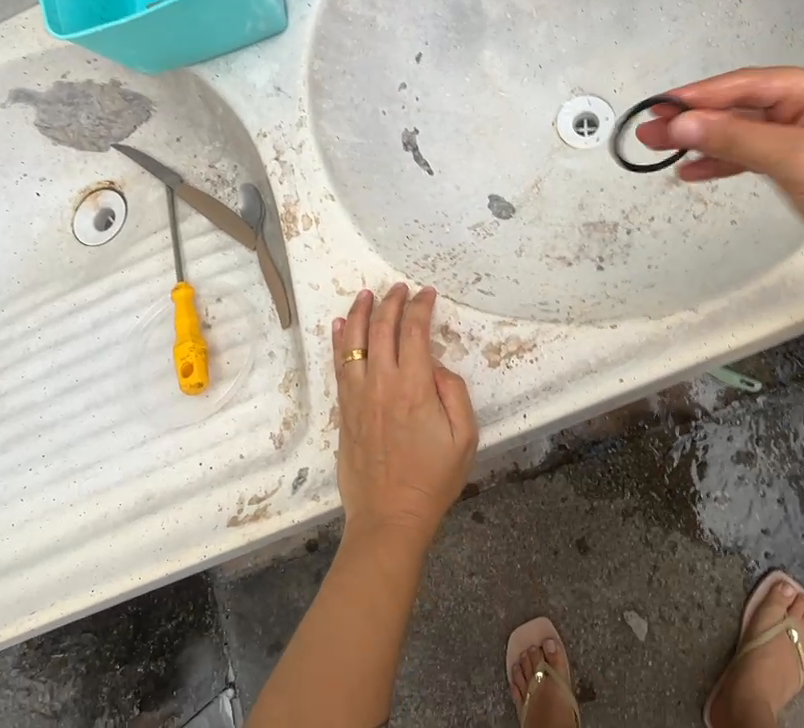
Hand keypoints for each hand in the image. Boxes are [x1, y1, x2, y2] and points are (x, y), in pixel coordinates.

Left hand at [332, 284, 478, 547]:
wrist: (389, 516)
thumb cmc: (432, 479)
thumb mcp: (464, 437)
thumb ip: (454, 393)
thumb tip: (436, 366)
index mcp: (414, 387)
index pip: (414, 331)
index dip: (420, 307)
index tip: (427, 294)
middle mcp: (381, 383)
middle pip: (382, 329)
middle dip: (392, 302)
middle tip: (400, 287)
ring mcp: (358, 395)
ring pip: (355, 341)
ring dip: (361, 313)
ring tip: (367, 293)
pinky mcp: (344, 410)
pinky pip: (339, 365)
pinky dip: (339, 341)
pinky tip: (341, 325)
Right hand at [635, 67, 803, 274]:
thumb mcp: (793, 159)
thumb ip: (734, 138)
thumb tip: (679, 123)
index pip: (747, 84)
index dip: (700, 94)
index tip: (660, 104)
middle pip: (740, 106)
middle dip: (695, 119)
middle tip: (649, 129)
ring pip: (741, 131)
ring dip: (703, 141)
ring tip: (659, 149)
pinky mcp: (799, 163)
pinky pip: (751, 155)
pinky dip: (722, 162)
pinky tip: (692, 170)